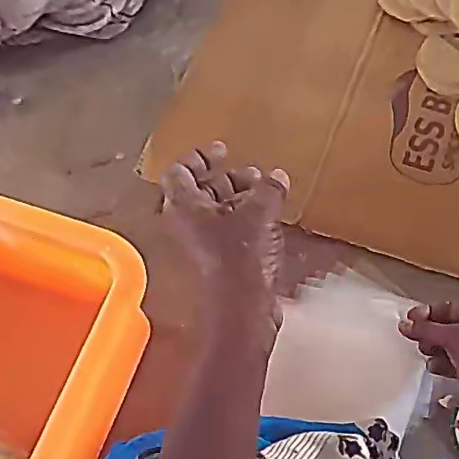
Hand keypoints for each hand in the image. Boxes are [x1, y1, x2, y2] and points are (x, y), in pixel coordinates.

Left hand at [162, 143, 289, 324]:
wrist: (241, 309)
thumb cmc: (240, 256)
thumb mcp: (258, 214)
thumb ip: (268, 190)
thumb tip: (277, 176)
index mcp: (183, 206)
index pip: (181, 170)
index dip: (201, 156)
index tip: (223, 149)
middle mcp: (186, 224)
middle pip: (202, 191)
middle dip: (229, 178)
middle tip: (255, 174)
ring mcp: (201, 245)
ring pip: (217, 213)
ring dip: (240, 199)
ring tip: (267, 195)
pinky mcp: (218, 263)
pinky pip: (228, 233)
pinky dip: (245, 221)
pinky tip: (269, 221)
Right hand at [398, 301, 458, 393]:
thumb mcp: (452, 337)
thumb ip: (426, 329)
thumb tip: (405, 324)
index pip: (447, 308)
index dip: (427, 312)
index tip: (409, 319)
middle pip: (445, 327)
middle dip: (429, 334)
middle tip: (419, 340)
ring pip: (445, 346)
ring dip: (434, 350)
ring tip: (429, 355)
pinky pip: (450, 361)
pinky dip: (441, 364)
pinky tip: (437, 368)